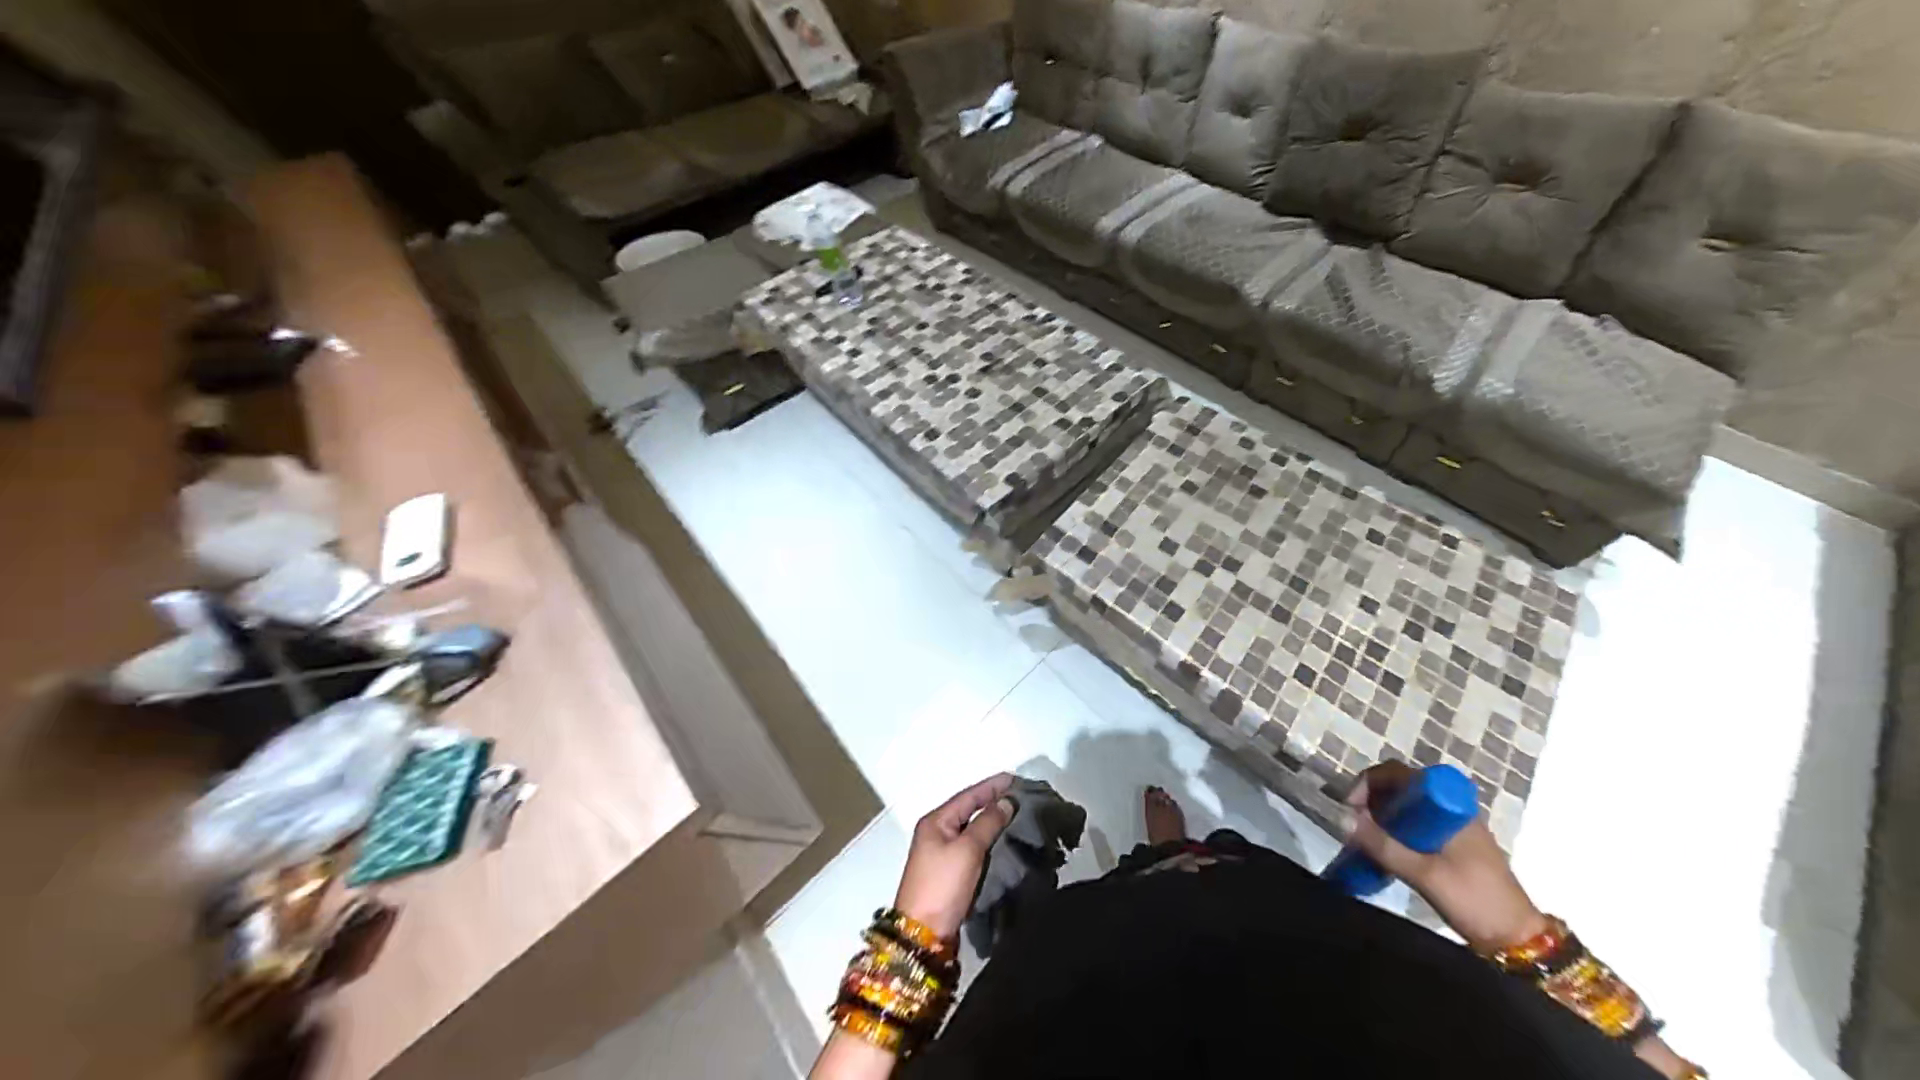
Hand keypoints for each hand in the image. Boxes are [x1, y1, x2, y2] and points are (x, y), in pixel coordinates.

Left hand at [894, 773, 1017, 939]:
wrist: (923, 934)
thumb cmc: (943, 885)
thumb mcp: (967, 850)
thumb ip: (987, 823)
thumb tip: (1006, 802)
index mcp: (935, 821)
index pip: (968, 796)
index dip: (991, 786)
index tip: (1015, 778)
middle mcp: (935, 832)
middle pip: (967, 809)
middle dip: (992, 800)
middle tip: (1019, 795)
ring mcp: (940, 853)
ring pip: (969, 828)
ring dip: (990, 819)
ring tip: (1016, 813)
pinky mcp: (948, 872)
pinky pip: (970, 845)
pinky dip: (986, 839)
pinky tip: (1002, 839)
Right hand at [1344, 761, 1547, 952]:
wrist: (1517, 939)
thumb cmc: (1474, 900)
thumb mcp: (1424, 874)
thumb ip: (1382, 845)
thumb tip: (1341, 818)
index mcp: (1449, 805)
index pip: (1399, 773)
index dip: (1368, 782)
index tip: (1351, 806)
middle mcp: (1449, 807)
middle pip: (1398, 787)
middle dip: (1370, 800)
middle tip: (1353, 824)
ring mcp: (1450, 825)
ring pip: (1403, 805)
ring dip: (1379, 816)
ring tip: (1362, 839)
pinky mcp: (1449, 842)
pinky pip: (1411, 823)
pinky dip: (1391, 830)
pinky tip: (1381, 850)